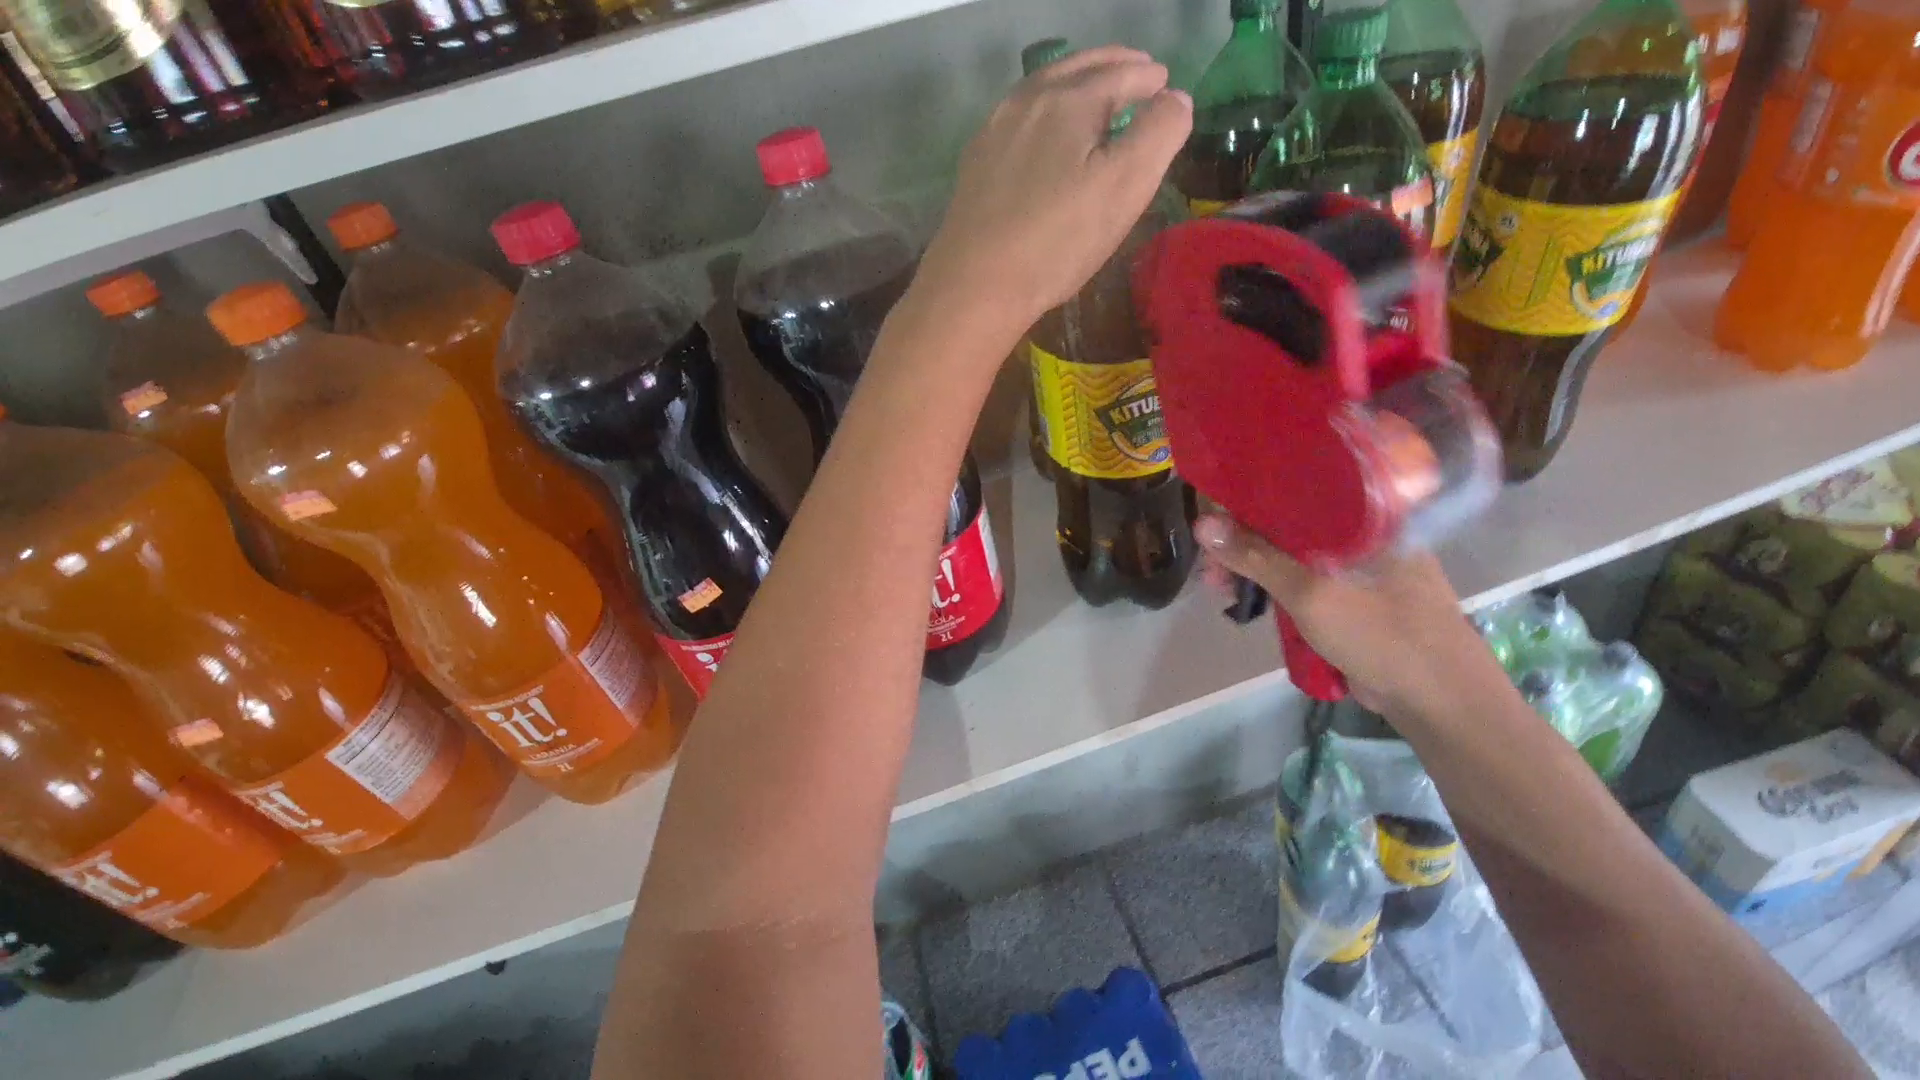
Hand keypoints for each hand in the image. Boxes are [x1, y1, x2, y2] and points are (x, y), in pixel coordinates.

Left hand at [915, 46, 1191, 329]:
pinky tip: (1048, 134)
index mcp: (1069, 101)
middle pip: (1077, 70)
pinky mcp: (976, 164)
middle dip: (1111, 67)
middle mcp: (1026, 102)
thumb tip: (1174, 99)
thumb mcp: (1126, 185)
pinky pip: (1019, 120)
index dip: (1148, 77)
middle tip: (1137, 72)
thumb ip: (1159, 133)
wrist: (975, 285)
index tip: (1164, 82)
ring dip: (1076, 84)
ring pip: (1043, 90)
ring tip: (1096, 97)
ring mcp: (994, 132)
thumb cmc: (1058, 239)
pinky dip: (1045, 111)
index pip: (1120, 73)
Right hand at [1194, 514, 1508, 724]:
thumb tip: (1202, 523)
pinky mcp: (1351, 600)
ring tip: (1221, 591)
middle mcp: (1362, 533)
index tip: (1213, 519)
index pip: (1298, 489)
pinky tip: (1246, 601)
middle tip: (1210, 571)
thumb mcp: (1312, 593)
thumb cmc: (1382, 634)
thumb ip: (1257, 558)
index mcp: (1366, 516)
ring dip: (1254, 571)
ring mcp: (1357, 569)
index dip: (1250, 500)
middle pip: (1289, 525)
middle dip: (1243, 544)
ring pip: (1292, 557)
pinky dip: (1274, 591)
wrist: (1438, 699)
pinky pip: (1303, 584)